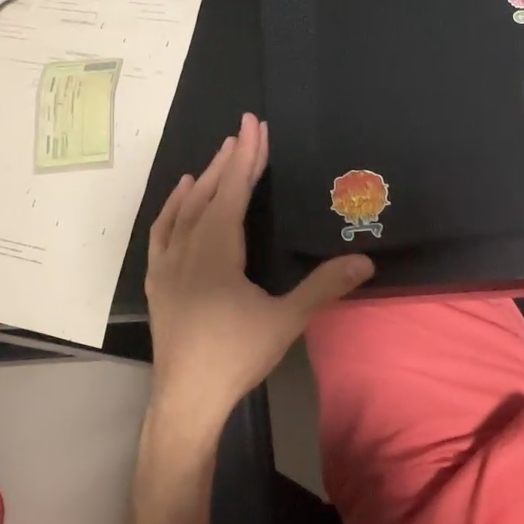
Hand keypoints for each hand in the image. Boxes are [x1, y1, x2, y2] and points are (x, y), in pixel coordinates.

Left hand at [145, 113, 374, 423]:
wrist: (186, 398)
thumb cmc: (236, 356)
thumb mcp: (285, 321)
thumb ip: (323, 287)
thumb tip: (366, 261)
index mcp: (218, 249)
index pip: (235, 191)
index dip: (248, 157)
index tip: (254, 125)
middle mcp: (188, 246)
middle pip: (211, 192)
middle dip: (230, 159)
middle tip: (246, 128)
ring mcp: (167, 262)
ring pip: (185, 208)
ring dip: (205, 179)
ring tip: (220, 154)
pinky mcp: (157, 278)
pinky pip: (163, 229)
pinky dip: (173, 206)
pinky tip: (181, 196)